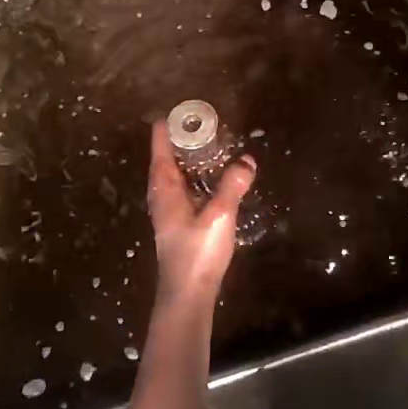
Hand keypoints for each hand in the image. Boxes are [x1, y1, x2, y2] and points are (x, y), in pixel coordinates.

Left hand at [147, 120, 255, 307]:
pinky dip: (195, 178)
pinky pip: (184, 191)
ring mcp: (169, 213)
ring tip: (207, 146)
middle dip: (178, 142)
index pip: (160, 150)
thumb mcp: (220, 214)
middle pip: (165, 161)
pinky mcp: (180, 225)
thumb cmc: (197, 252)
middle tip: (198, 123)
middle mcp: (162, 198)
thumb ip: (233, 185)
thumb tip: (247, 159)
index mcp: (165, 189)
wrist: (188, 296)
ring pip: (174, 178)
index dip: (165, 130)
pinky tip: (212, 180)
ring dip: (186, 161)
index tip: (175, 111)